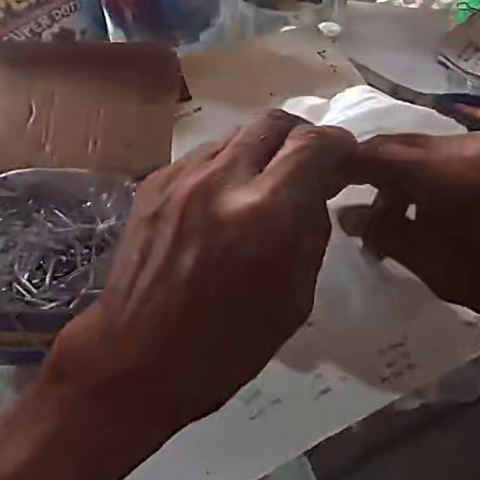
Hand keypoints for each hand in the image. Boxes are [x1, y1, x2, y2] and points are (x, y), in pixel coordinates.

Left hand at [41, 111, 355, 444]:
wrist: (136, 358)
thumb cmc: (226, 346)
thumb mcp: (294, 298)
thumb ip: (311, 231)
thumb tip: (317, 189)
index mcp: (265, 214)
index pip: (313, 145)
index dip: (337, 143)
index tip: (343, 155)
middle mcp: (222, 180)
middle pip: (273, 121)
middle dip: (299, 134)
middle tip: (306, 161)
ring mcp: (181, 177)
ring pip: (235, 134)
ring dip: (260, 150)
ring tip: (263, 183)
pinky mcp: (153, 182)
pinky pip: (202, 156)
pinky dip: (224, 167)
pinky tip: (222, 200)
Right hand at [340, 133, 479, 329]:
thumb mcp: (439, 269)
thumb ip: (388, 234)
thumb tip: (346, 214)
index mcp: (451, 176)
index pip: (375, 154)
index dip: (339, 163)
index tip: (314, 179)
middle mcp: (466, 146)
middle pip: (396, 145)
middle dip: (367, 170)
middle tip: (346, 201)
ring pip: (418, 147)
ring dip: (396, 172)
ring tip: (388, 214)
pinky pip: (444, 153)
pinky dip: (422, 173)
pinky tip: (423, 205)